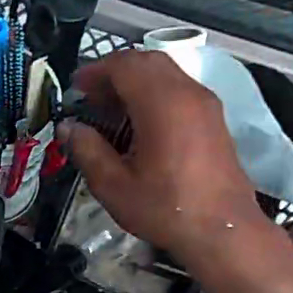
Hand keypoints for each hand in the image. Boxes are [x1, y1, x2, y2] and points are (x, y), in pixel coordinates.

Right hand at [59, 50, 271, 270]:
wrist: (223, 230)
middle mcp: (188, 93)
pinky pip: (180, 90)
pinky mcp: (214, 119)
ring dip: (136, 83)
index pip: (124, 65)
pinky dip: (155, 95)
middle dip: (115, 73)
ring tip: (113, 112)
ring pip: (166, 74)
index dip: (95, 71)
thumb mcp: (114, 186)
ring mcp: (206, 104)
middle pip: (147, 61)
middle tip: (92, 98)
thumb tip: (69, 128)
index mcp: (162, 103)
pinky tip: (141, 126)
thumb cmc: (166, 209)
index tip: (75, 90)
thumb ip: (87, 150)